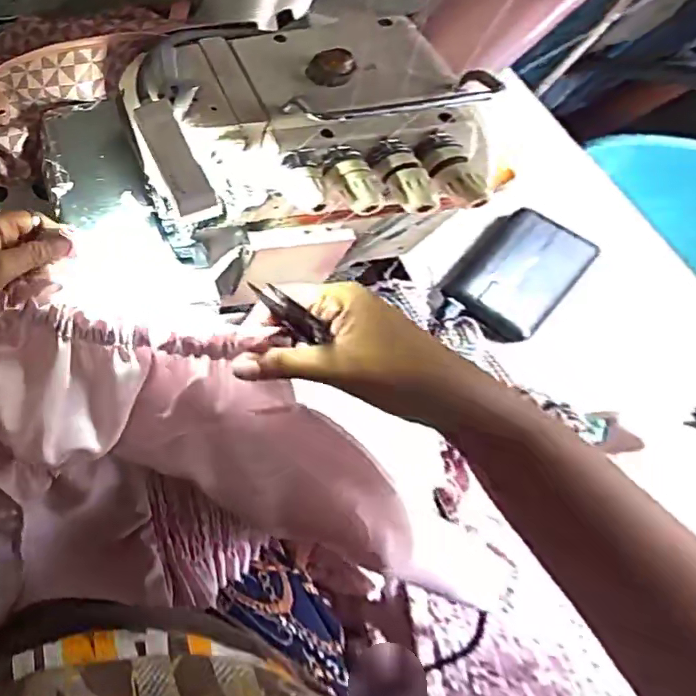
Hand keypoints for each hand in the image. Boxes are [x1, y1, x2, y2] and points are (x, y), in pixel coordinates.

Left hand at [0, 211, 71, 346]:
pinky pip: (3, 263)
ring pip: (16, 251)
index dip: (53, 234)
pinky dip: (14, 274)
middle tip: (55, 275)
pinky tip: (21, 288)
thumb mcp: (3, 267)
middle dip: (42, 253)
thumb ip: (36, 254)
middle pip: (26, 235)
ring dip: (29, 266)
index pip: (33, 220)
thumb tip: (67, 241)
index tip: (70, 255)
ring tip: (40, 284)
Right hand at [230, 283, 534, 435]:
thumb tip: (237, 366)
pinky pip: (325, 339)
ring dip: (291, 348)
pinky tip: (307, 372)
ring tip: (279, 371)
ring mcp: (357, 319)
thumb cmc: (395, 376)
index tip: (244, 352)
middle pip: (291, 311)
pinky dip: (311, 354)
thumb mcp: (333, 369)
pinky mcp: (365, 338)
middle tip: (259, 366)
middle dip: (272, 337)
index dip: (258, 323)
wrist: (457, 400)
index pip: (280, 297)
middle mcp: (344, 300)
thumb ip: (281, 364)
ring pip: (307, 328)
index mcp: (337, 295)